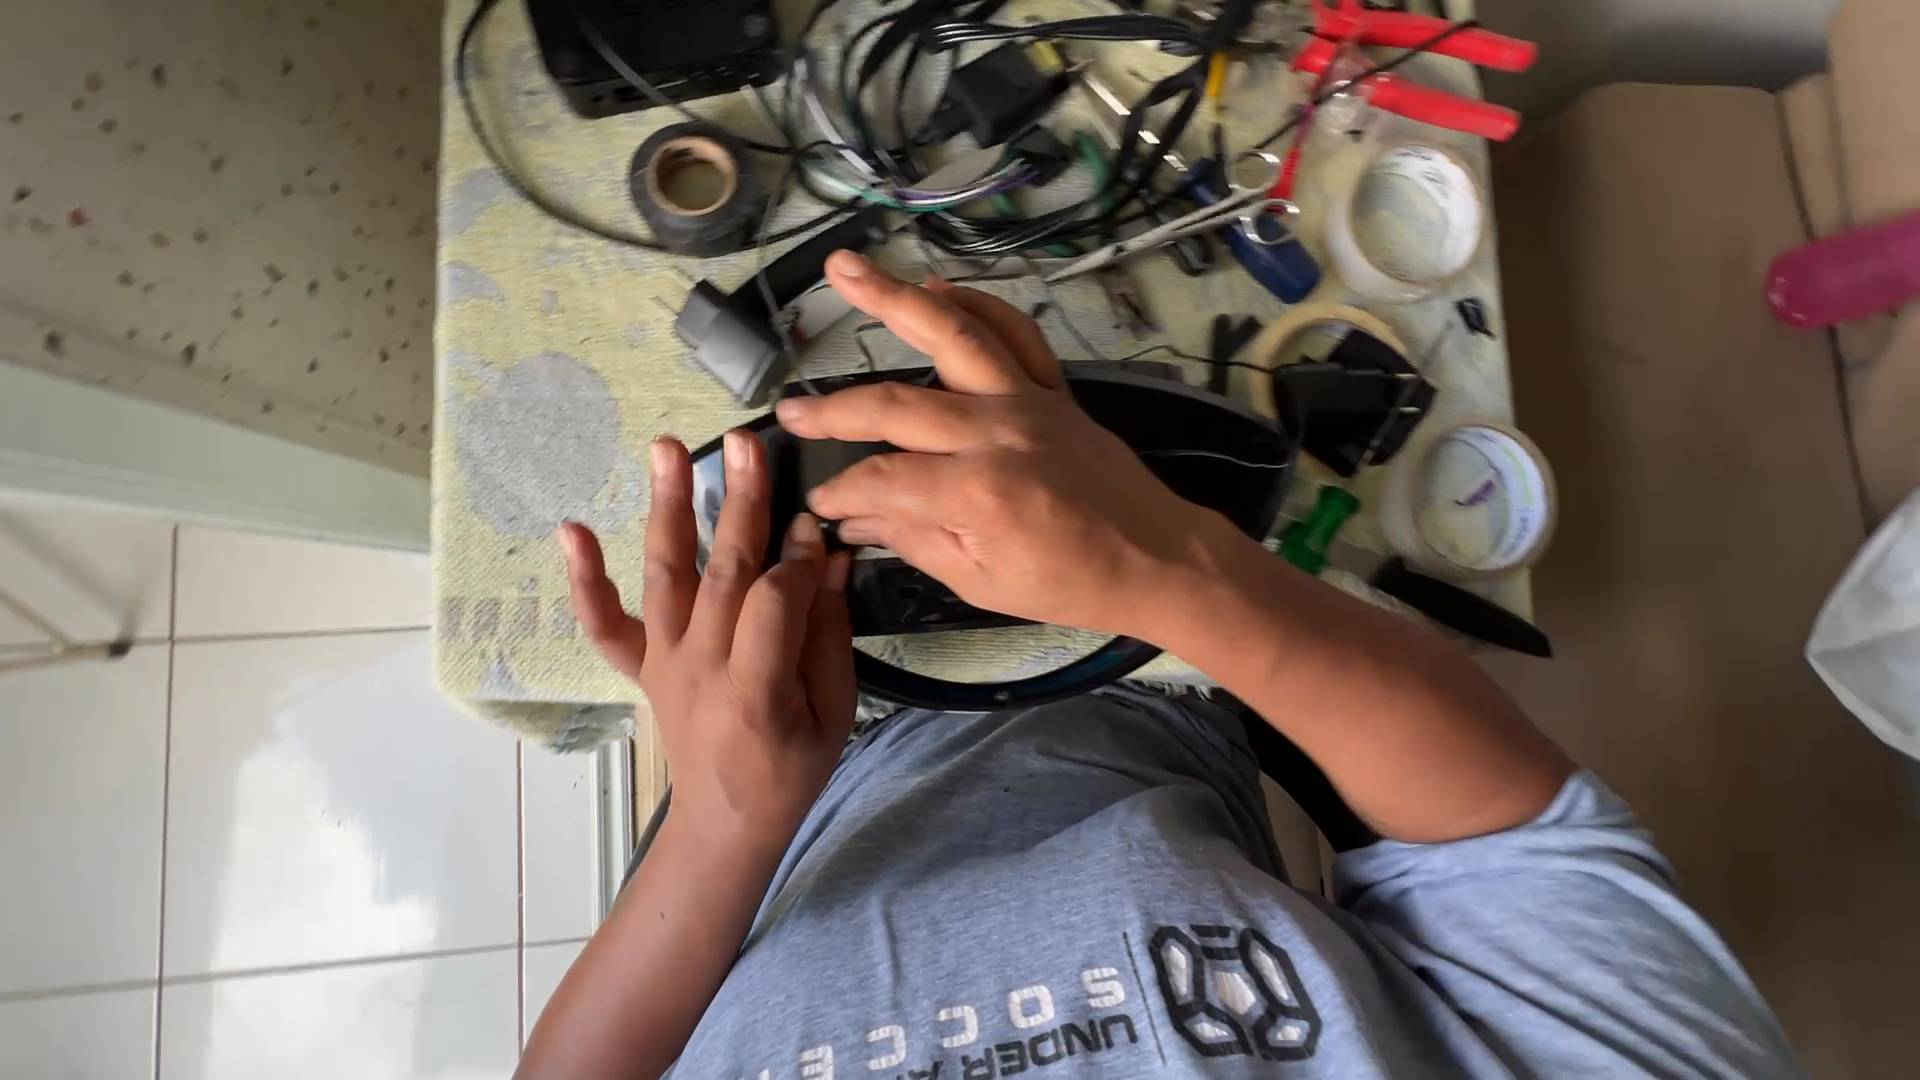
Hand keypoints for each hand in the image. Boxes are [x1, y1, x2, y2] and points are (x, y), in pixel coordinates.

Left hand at [557, 432, 855, 845]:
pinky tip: (570, 530)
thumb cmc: (793, 769)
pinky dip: (585, 581)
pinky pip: (606, 625)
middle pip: (719, 574)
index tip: (817, 522)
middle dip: (738, 504)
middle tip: (746, 443)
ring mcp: (662, 664)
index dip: (796, 558)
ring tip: (666, 449)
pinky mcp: (642, 666)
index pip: (773, 602)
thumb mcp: (835, 708)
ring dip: (665, 510)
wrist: (726, 822)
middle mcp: (698, 669)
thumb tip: (828, 554)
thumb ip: (829, 631)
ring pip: (664, 578)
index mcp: (756, 691)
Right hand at [774, 251, 1239, 639]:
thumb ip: (913, 541)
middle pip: (895, 405)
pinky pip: (1013, 333)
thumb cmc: (1070, 584)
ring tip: (843, 270)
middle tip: (789, 410)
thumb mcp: (981, 581)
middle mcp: (996, 432)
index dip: (843, 492)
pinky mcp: (1052, 389)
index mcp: (977, 493)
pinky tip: (937, 286)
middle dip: (834, 409)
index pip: (883, 481)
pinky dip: (975, 304)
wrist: (1155, 556)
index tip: (821, 503)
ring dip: (893, 299)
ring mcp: (1026, 400)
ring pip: (952, 335)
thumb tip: (854, 519)